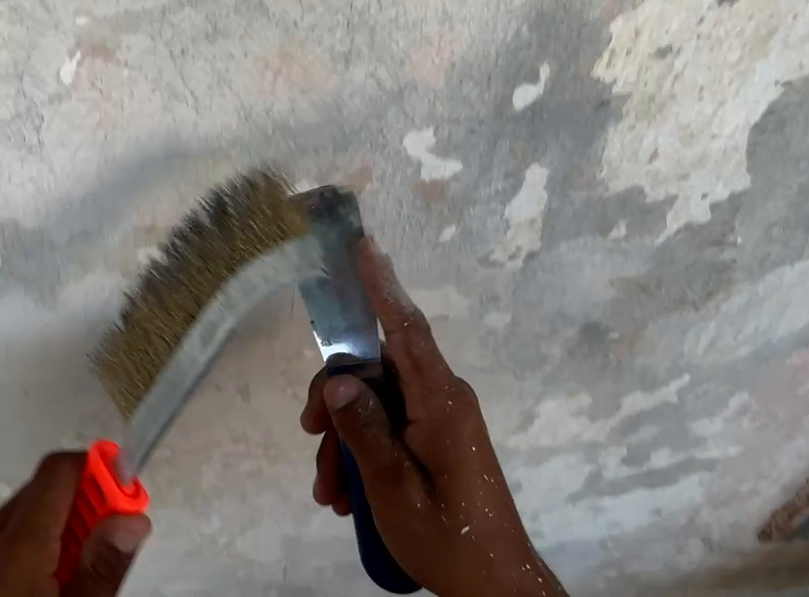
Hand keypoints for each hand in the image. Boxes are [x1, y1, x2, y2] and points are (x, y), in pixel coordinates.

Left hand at [0, 452, 151, 596]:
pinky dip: (30, 541)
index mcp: (13, 547)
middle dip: (82, 502)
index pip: (58, 471)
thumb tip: (134, 517)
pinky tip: (45, 582)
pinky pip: (1, 533)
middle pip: (42, 489)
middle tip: (111, 538)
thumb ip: (105, 565)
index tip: (125, 495)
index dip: (96, 471)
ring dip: (57, 522)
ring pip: (23, 509)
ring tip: (77, 572)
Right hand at [301, 238, 564, 596]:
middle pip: (373, 370)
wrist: (497, 589)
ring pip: (373, 400)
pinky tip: (346, 491)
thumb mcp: (394, 490)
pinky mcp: (434, 434)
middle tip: (311, 444)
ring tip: (329, 492)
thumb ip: (364, 431)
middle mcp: (441, 396)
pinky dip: (361, 450)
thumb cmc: (449, 539)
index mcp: (440, 400)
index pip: (407, 328)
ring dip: (344, 438)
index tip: (364, 245)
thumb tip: (336, 380)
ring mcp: (438, 415)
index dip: (383, 285)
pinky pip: (386, 422)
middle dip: (335, 403)